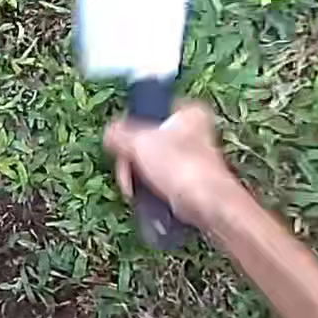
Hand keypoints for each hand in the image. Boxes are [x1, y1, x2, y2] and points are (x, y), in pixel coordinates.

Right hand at [102, 101, 246, 229]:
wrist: (208, 208)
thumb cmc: (182, 169)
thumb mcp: (138, 142)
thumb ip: (117, 134)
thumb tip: (109, 134)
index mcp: (188, 113)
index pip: (149, 110)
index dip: (131, 127)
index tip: (123, 141)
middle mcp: (193, 133)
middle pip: (145, 140)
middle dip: (131, 159)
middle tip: (128, 170)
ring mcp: (191, 159)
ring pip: (149, 162)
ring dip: (137, 176)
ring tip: (136, 187)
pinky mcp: (188, 182)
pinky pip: (157, 181)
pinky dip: (148, 190)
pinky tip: (147, 197)